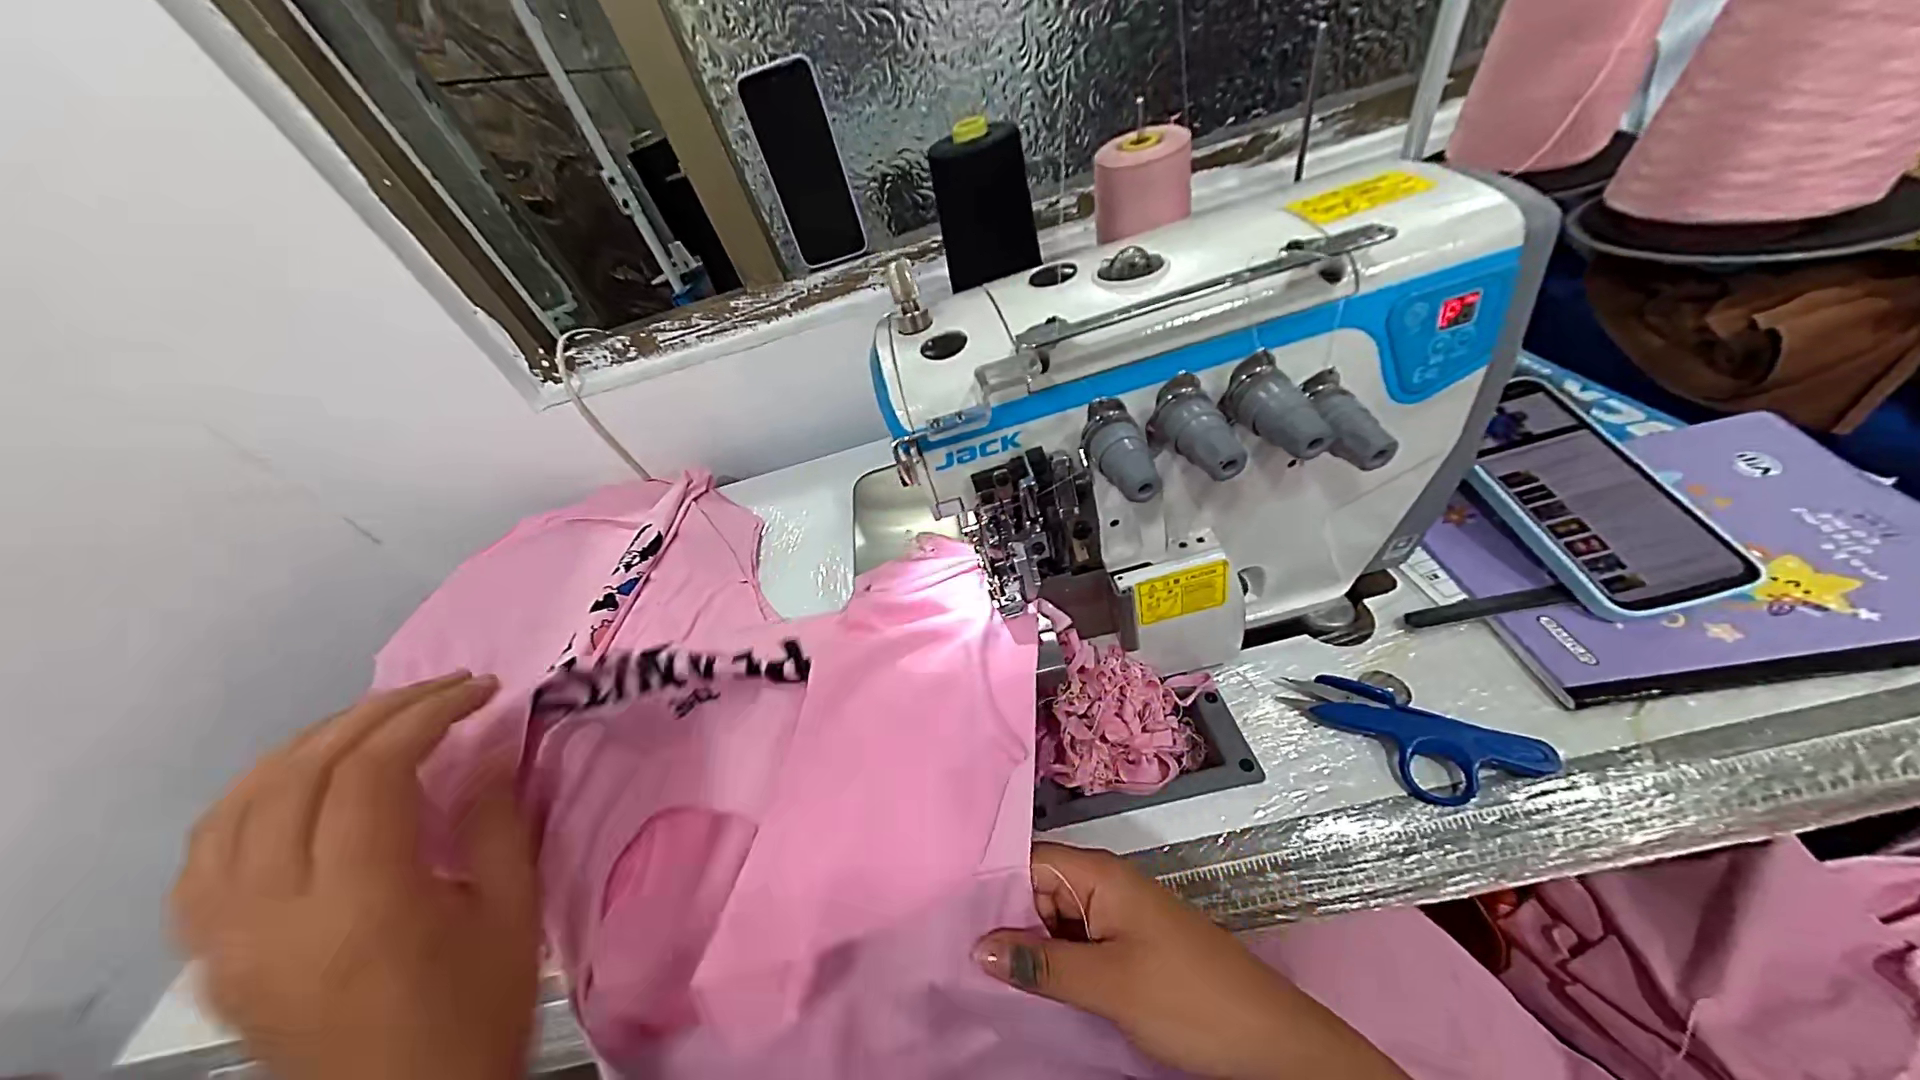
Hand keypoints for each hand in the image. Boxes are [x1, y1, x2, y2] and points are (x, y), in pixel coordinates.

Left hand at [170, 672, 538, 1079]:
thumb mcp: (512, 913)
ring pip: (238, 805)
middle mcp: (274, 915)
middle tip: (443, 690)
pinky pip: (205, 854)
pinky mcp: (213, 955)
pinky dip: (255, 795)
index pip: (371, 773)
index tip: (481, 690)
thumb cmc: (474, 1012)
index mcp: (363, 905)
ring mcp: (227, 937)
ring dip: (312, 742)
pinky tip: (301, 781)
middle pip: (301, 775)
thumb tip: (491, 753)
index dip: (428, 714)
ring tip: (378, 720)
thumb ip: (497, 826)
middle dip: (379, 712)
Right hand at [974, 843, 1406, 1079]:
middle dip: (1007, 920)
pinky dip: (1054, 961)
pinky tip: (1032, 985)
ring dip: (1029, 946)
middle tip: (965, 957)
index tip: (952, 915)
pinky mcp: (1127, 944)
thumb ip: (1040, 964)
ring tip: (990, 975)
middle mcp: (1105, 883)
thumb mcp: (1107, 983)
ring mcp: (1117, 915)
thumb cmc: (1187, 997)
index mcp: (1099, 873)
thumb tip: (977, 947)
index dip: (992, 885)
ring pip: (1055, 919)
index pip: (1029, 861)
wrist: (1269, 1041)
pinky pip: (1077, 942)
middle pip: (1038, 889)